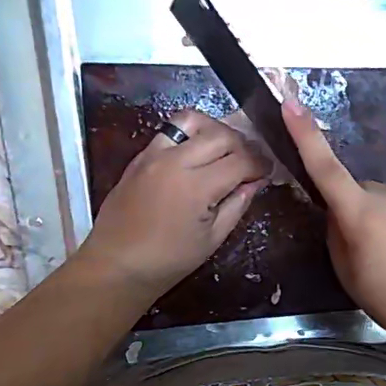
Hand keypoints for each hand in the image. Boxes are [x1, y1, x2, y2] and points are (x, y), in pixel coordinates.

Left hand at [76, 110, 268, 297]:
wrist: (116, 264)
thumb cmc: (169, 260)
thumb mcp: (213, 238)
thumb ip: (237, 204)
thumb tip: (255, 182)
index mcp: (196, 186)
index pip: (241, 160)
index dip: (260, 164)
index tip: (268, 171)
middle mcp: (175, 161)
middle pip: (221, 134)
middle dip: (243, 145)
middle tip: (251, 162)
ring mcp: (154, 154)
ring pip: (193, 120)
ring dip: (216, 130)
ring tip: (225, 148)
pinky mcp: (141, 156)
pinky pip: (170, 130)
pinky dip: (191, 135)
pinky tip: (198, 153)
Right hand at [282, 99, 385, 352]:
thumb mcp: (353, 279)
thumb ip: (338, 241)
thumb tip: (338, 219)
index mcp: (362, 214)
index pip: (326, 169)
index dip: (305, 136)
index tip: (290, 104)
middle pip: (356, 194)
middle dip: (351, 214)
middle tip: (360, 257)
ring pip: (383, 205)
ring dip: (379, 226)